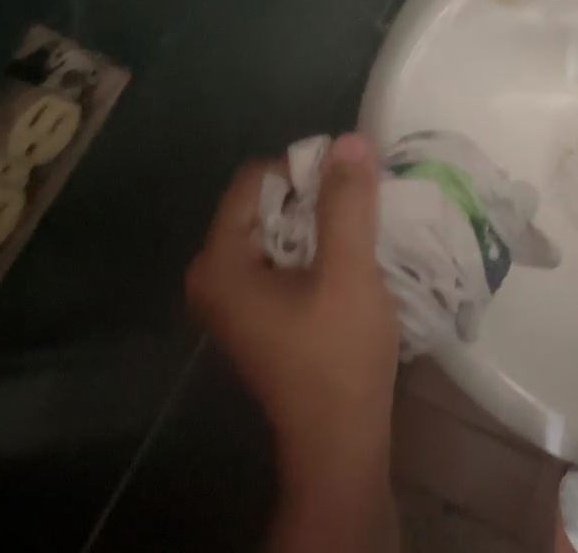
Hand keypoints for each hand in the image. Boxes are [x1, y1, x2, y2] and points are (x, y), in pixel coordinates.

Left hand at [186, 133, 398, 490]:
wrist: (340, 438)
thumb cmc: (336, 354)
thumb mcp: (348, 270)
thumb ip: (348, 202)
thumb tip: (350, 140)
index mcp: (219, 262)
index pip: (256, 179)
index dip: (306, 169)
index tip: (353, 184)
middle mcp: (213, 275)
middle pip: (266, 203)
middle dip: (317, 196)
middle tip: (363, 208)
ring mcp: (233, 298)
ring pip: (280, 229)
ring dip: (322, 222)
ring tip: (363, 232)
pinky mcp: (257, 313)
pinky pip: (284, 256)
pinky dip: (316, 248)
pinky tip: (351, 260)